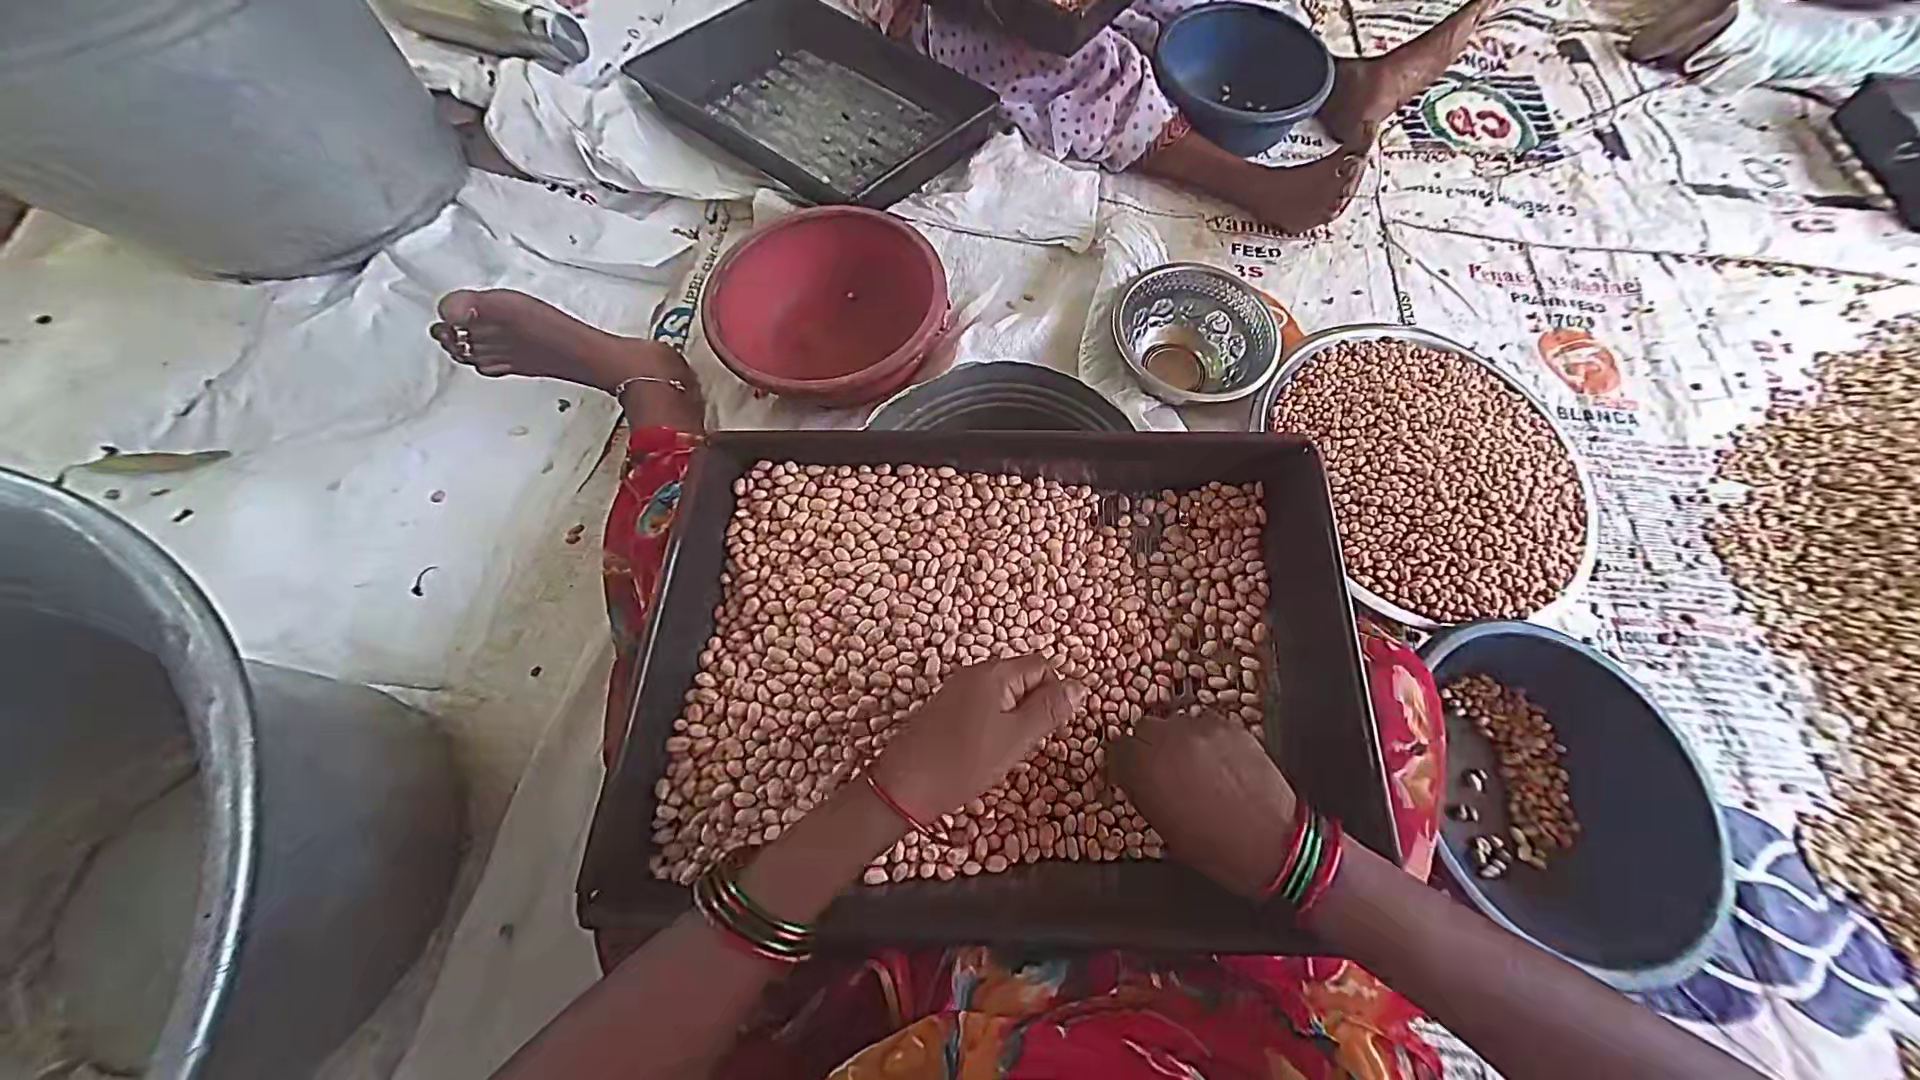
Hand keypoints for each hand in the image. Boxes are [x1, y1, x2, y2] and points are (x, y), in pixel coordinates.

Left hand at [869, 654, 1085, 822]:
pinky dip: (993, 724)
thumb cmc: (963, 763)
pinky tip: (985, 751)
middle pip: (1022, 678)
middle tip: (1025, 742)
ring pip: (1003, 695)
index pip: (1042, 666)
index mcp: (993, 673)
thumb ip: (1049, 710)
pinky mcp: (946, 709)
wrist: (903, 787)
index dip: (1054, 694)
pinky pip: (983, 707)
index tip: (1049, 728)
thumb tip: (1079, 686)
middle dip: (1033, 707)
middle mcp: (974, 673)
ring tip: (1004, 750)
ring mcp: (957, 690)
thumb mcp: (1015, 738)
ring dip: (1014, 719)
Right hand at [1107, 709, 1297, 898]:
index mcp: (1144, 768)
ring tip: (1194, 764)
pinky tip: (1217, 760)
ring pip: (1175, 722)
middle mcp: (1167, 741)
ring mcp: (1199, 730)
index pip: (1118, 746)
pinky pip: (1205, 723)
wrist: (1274, 846)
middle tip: (1164, 765)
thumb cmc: (1215, 848)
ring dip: (1178, 739)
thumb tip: (1132, 773)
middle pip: (1144, 727)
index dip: (1126, 759)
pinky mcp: (1228, 726)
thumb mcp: (1163, 825)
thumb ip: (1141, 789)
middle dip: (1150, 744)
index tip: (1132, 767)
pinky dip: (1206, 738)